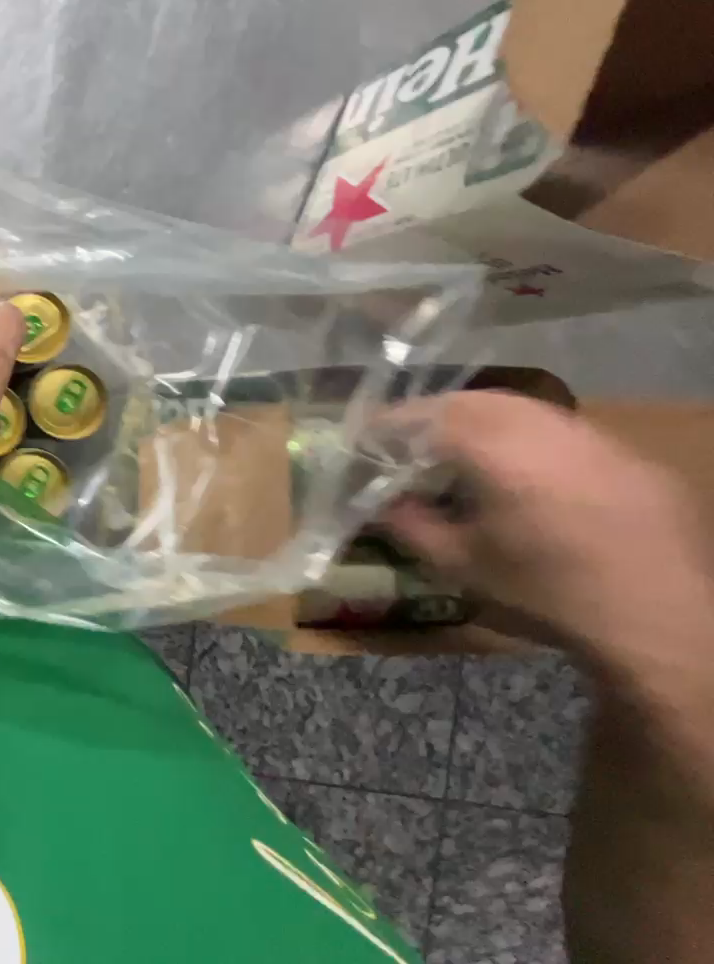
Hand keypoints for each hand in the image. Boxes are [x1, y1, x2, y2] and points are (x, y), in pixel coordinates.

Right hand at [379, 392, 713, 663]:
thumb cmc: (546, 595)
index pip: (427, 418)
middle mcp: (549, 434)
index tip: (359, 438)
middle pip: (474, 401)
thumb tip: (374, 499)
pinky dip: (519, 431)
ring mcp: (597, 441)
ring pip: (520, 406)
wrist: (665, 625)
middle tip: (398, 437)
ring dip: (475, 416)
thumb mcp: (457, 564)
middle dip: (428, 413)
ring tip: (449, 445)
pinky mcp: (629, 457)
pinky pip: (559, 426)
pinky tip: (511, 465)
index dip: (386, 424)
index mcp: (501, 458)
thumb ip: (406, 523)